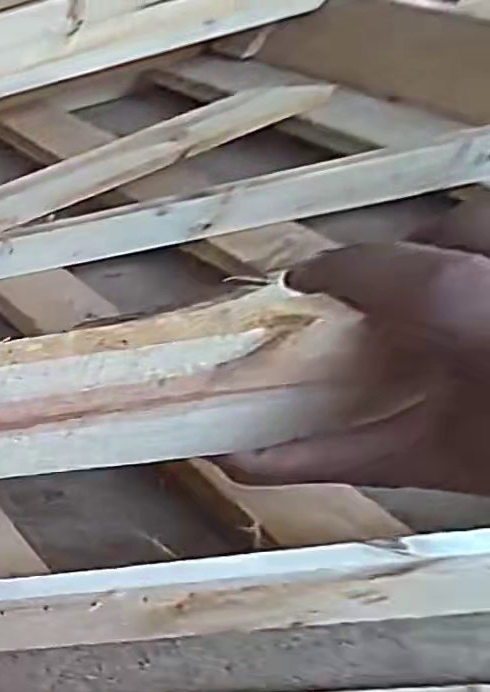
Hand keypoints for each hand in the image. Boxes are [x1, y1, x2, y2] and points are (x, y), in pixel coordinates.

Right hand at [220, 201, 489, 496]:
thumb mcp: (434, 463)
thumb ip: (332, 455)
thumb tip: (229, 463)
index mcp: (469, 309)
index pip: (381, 262)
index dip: (332, 267)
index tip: (303, 280)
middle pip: (467, 225)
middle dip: (422, 247)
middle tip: (391, 285)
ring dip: (475, 250)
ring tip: (458, 287)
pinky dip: (487, 271)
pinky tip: (480, 308)